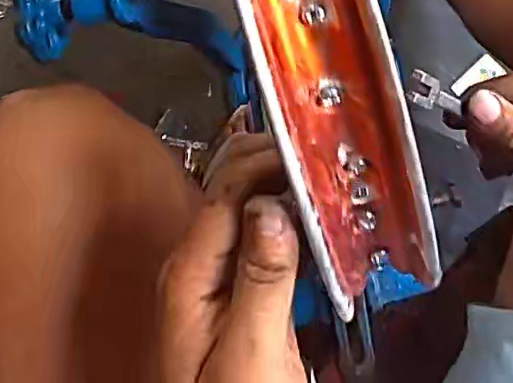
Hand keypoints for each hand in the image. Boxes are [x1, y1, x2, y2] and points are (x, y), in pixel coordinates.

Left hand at [158, 133, 307, 382]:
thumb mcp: (252, 358)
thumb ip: (262, 279)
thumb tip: (272, 204)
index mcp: (189, 271)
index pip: (226, 187)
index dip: (268, 161)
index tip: (312, 155)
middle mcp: (197, 260)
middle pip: (232, 183)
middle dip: (275, 161)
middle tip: (322, 161)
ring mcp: (216, 271)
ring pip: (248, 200)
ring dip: (283, 182)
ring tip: (324, 176)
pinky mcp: (240, 285)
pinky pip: (262, 231)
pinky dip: (289, 212)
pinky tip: (315, 213)